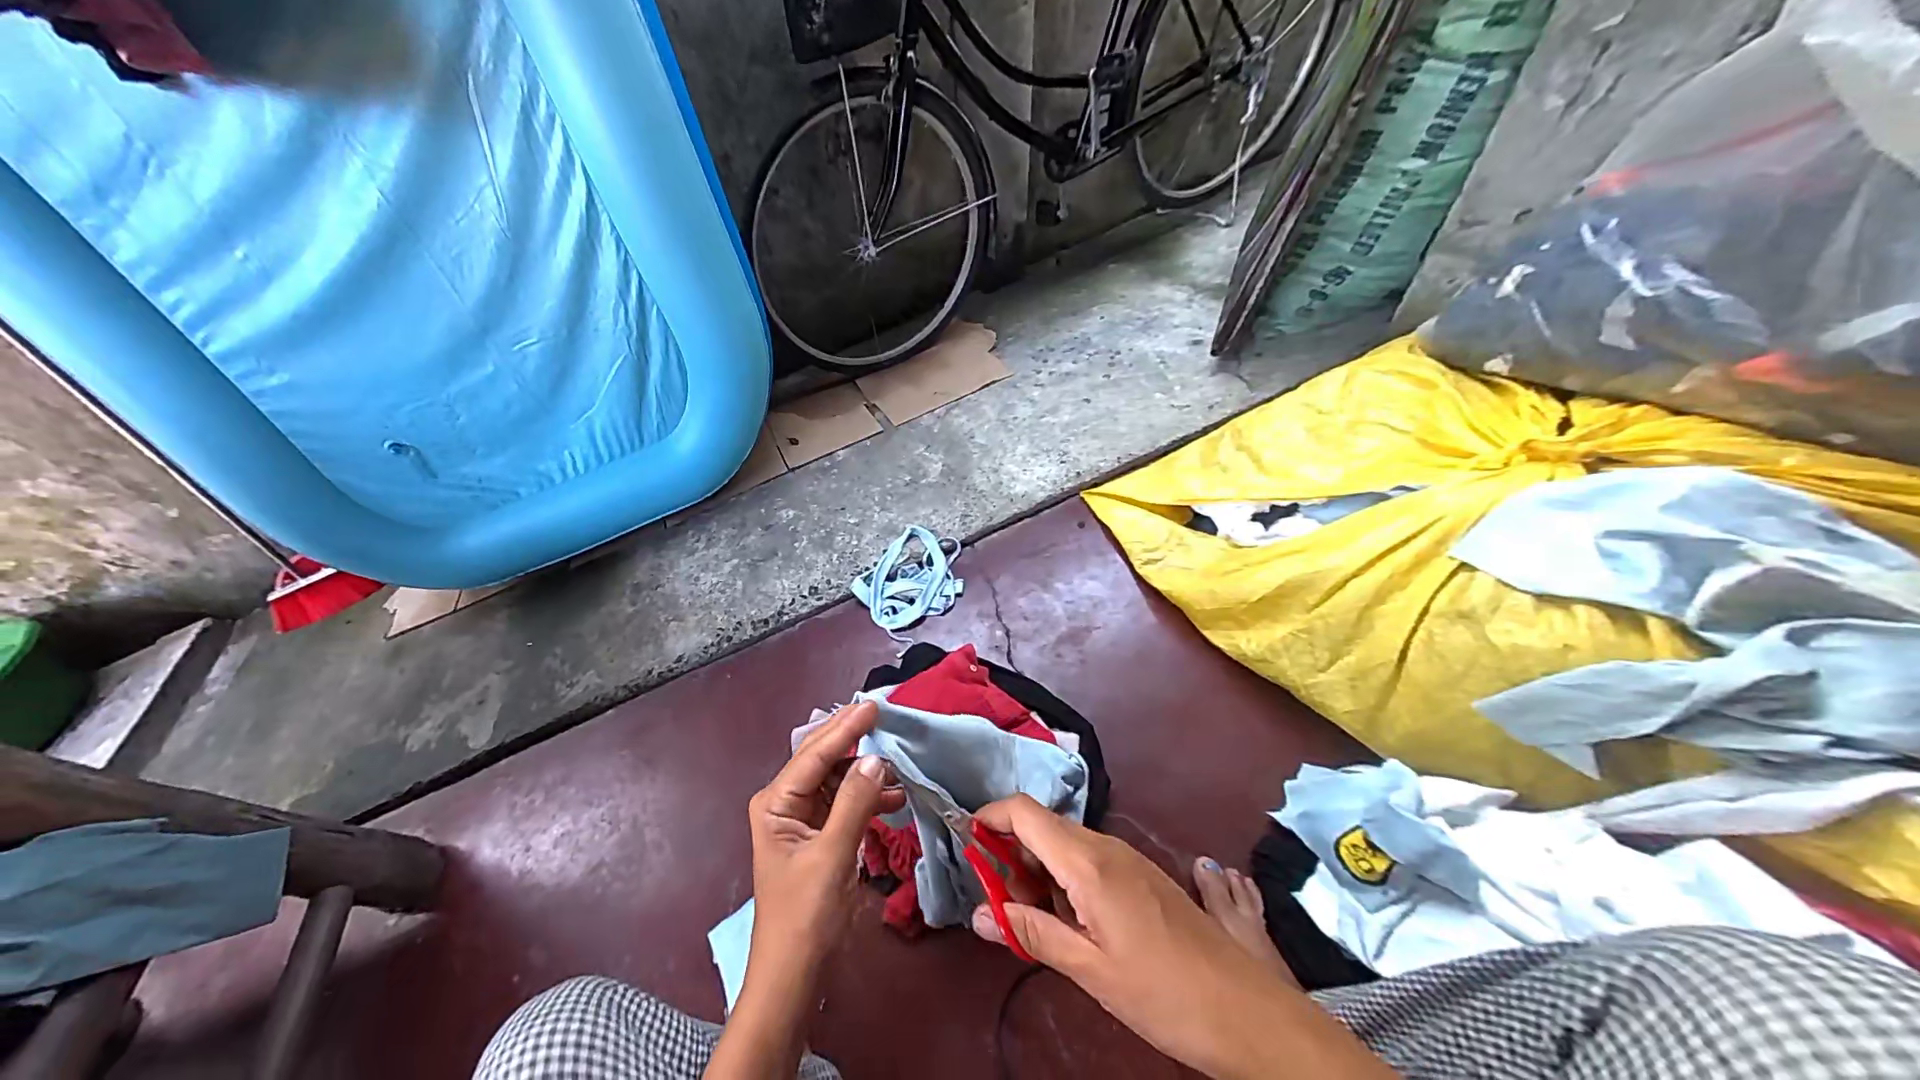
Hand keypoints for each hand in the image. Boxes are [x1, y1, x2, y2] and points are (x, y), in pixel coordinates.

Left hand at [744, 701, 902, 985]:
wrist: (795, 974)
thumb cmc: (805, 915)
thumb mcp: (831, 856)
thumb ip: (854, 803)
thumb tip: (876, 759)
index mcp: (776, 802)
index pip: (815, 753)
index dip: (846, 727)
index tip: (875, 705)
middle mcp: (787, 803)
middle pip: (825, 759)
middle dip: (855, 739)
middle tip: (887, 716)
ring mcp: (805, 819)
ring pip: (840, 779)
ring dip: (867, 770)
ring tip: (899, 759)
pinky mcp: (823, 835)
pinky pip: (848, 802)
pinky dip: (870, 796)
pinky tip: (895, 794)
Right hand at [968, 795, 1393, 1079]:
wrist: (1245, 1010)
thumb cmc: (1162, 991)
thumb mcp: (1090, 970)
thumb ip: (1032, 933)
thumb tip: (979, 914)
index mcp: (1088, 862)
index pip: (1024, 811)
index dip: (989, 817)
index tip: (966, 845)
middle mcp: (1106, 846)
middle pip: (1042, 825)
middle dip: (1009, 849)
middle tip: (996, 898)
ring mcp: (1127, 858)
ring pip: (1065, 842)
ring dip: (1036, 866)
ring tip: (1028, 914)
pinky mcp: (1141, 874)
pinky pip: (1088, 858)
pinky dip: (1063, 876)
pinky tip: (1067, 917)